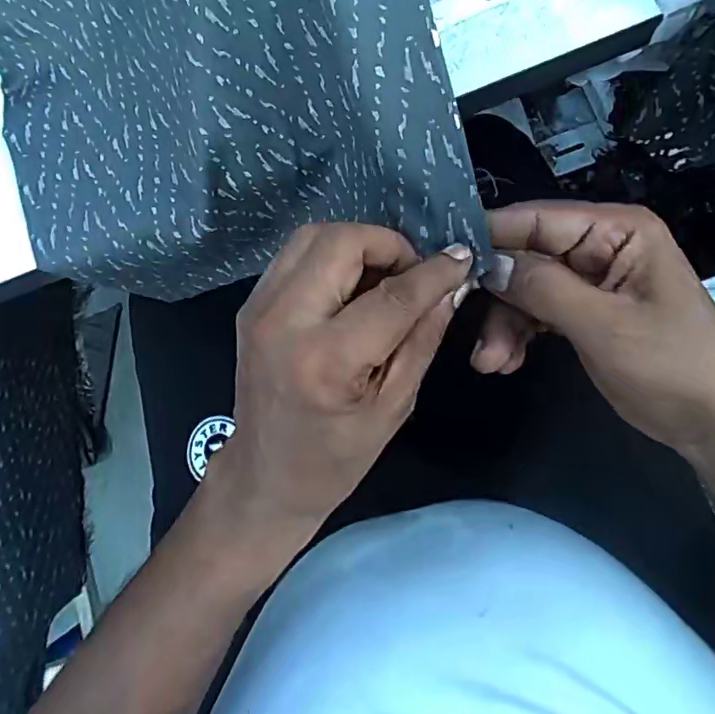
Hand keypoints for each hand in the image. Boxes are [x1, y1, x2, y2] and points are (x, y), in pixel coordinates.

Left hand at [213, 223, 474, 526]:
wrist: (264, 478)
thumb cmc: (336, 457)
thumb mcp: (396, 405)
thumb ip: (423, 338)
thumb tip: (450, 286)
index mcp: (325, 361)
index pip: (391, 296)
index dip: (434, 272)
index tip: (462, 259)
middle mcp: (283, 322)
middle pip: (341, 242)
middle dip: (390, 244)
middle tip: (414, 273)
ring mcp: (259, 307)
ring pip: (314, 235)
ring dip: (360, 244)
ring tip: (386, 275)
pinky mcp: (252, 303)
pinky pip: (298, 253)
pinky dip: (334, 254)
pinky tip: (354, 285)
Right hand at [471, 202, 714, 451]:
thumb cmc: (672, 365)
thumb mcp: (603, 325)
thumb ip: (542, 287)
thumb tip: (488, 262)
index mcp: (619, 230)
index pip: (539, 219)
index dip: (492, 238)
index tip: (448, 261)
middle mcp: (605, 246)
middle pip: (531, 257)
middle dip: (501, 297)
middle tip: (477, 339)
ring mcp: (598, 281)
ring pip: (531, 288)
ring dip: (508, 323)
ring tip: (492, 363)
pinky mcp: (593, 313)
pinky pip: (545, 312)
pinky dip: (524, 334)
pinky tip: (508, 361)